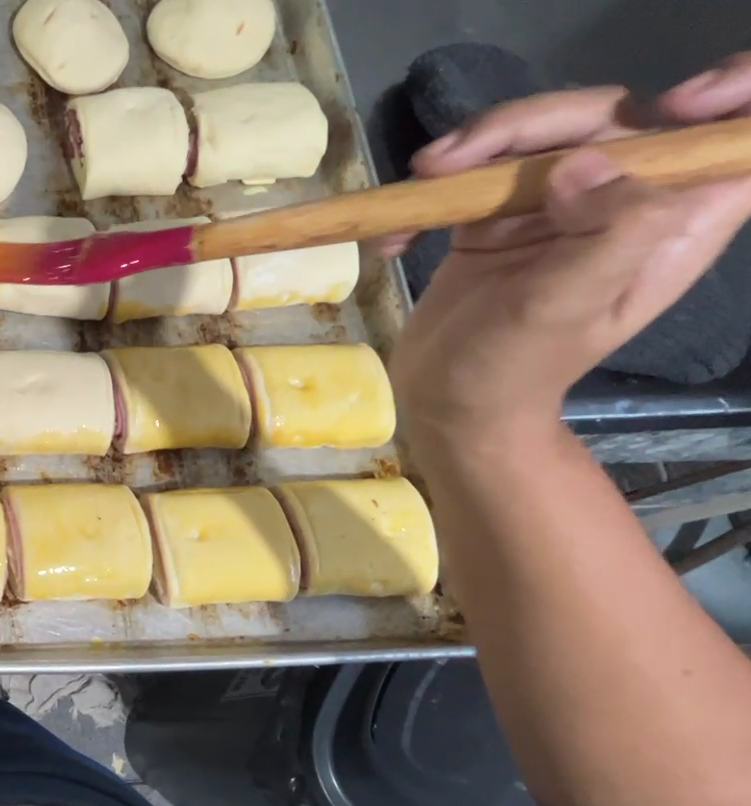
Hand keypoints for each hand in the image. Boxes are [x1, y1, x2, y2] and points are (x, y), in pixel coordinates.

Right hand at [383, 57, 750, 441]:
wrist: (445, 403)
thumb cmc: (512, 368)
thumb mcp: (565, 308)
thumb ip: (607, 231)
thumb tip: (581, 163)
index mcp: (675, 218)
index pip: (736, 129)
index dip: (726, 94)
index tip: (671, 106)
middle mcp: (625, 200)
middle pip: (606, 119)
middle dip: (531, 123)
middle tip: (447, 160)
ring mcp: (557, 207)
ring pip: (533, 137)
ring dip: (469, 150)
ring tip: (417, 179)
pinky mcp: (497, 219)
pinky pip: (473, 178)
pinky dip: (429, 196)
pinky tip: (397, 234)